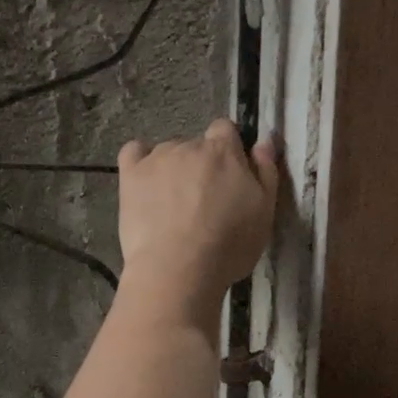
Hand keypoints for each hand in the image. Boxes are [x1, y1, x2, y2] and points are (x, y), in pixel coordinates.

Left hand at [117, 119, 279, 303]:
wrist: (178, 268)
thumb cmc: (229, 244)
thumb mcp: (265, 212)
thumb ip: (267, 171)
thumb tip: (264, 141)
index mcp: (224, 151)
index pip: (225, 129)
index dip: (228, 148)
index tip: (230, 174)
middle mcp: (190, 145)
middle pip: (197, 144)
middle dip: (202, 165)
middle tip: (205, 200)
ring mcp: (157, 158)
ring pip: (169, 152)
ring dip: (175, 168)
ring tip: (174, 203)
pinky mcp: (131, 174)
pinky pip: (133, 152)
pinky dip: (140, 161)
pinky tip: (145, 181)